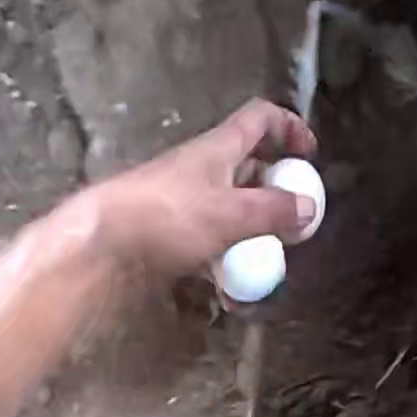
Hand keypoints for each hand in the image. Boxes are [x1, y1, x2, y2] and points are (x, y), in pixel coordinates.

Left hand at [75, 99, 318, 275]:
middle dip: (275, 197)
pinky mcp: (173, 238)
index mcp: (218, 150)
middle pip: (249, 172)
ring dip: (251, 241)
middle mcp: (203, 172)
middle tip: (292, 224)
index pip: (260, 120)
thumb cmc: (168, 217)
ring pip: (231, 216)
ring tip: (264, 269)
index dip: (289, 130)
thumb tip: (310, 209)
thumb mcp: (230, 213)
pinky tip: (230, 296)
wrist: (106, 245)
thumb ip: (273, 211)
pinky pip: (210, 248)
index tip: (309, 157)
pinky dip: (225, 268)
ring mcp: (187, 206)